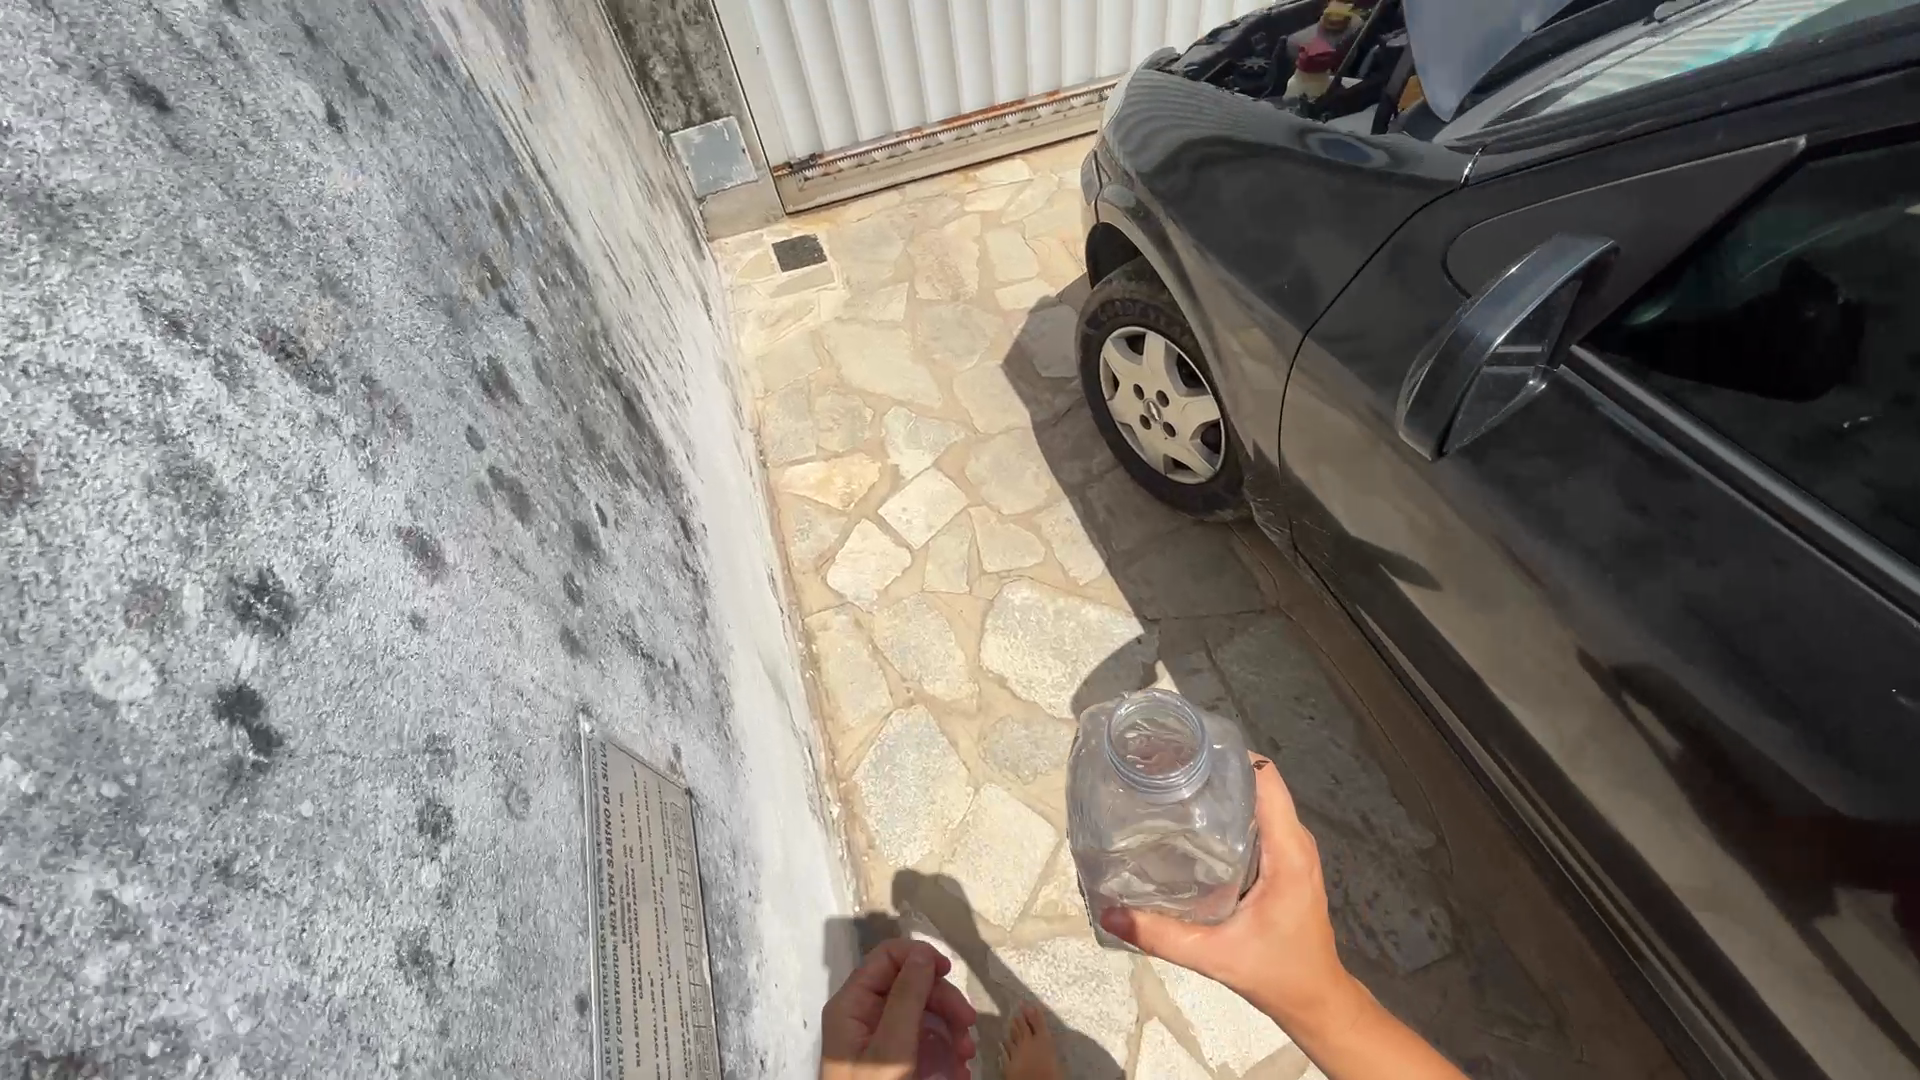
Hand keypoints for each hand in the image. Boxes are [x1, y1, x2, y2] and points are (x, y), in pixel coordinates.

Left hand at [821, 938, 978, 1079]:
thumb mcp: (892, 1048)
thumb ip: (906, 997)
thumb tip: (923, 955)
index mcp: (852, 1004)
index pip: (886, 957)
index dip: (919, 956)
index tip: (949, 972)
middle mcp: (863, 1015)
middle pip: (909, 984)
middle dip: (943, 1001)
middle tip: (968, 1023)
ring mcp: (878, 1039)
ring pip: (922, 1013)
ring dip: (950, 1028)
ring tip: (967, 1054)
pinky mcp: (893, 1062)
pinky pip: (923, 1041)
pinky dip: (945, 1050)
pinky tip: (960, 1069)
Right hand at [1100, 753, 1363, 1035]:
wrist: (1317, 1002)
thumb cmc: (1277, 973)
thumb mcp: (1216, 955)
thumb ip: (1162, 935)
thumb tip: (1109, 914)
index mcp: (1287, 850)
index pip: (1265, 778)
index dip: (1229, 756)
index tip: (1186, 751)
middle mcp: (1293, 840)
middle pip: (1258, 781)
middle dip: (1215, 768)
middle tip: (1166, 767)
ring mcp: (1292, 848)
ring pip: (1258, 798)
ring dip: (1222, 787)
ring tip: (1174, 785)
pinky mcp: (1285, 859)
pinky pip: (1259, 817)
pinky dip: (1230, 808)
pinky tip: (1193, 818)